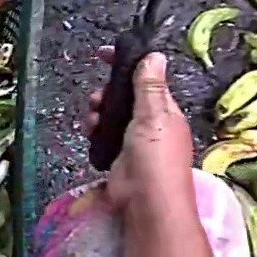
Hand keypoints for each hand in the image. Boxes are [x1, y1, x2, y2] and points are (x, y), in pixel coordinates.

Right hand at [84, 49, 195, 217]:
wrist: (146, 202)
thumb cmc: (154, 156)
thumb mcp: (152, 115)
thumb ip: (149, 86)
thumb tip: (155, 54)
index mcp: (164, 110)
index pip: (145, 77)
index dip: (126, 63)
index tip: (102, 54)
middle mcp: (151, 122)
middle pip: (123, 96)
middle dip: (105, 94)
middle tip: (95, 101)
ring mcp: (134, 139)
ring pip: (110, 115)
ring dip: (97, 114)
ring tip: (92, 123)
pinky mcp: (119, 154)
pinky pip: (103, 134)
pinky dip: (95, 131)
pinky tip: (91, 136)